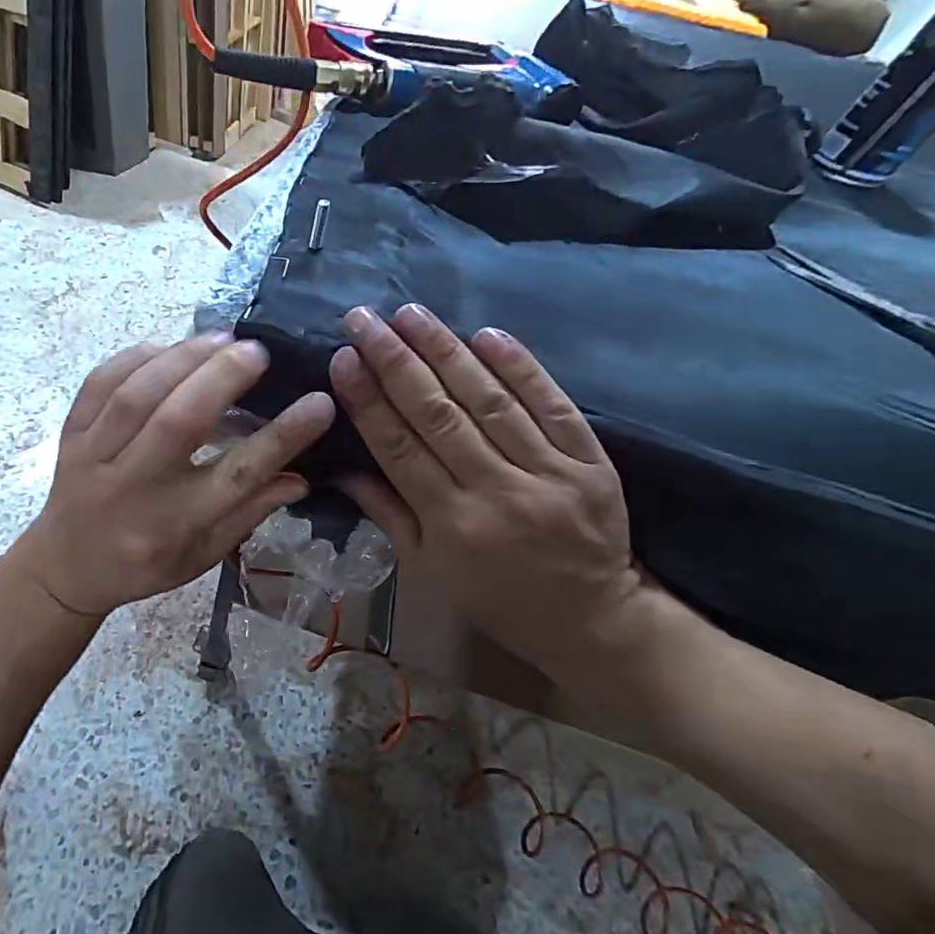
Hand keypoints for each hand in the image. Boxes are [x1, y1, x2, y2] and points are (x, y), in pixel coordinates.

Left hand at [15, 332, 335, 617]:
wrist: (66, 566)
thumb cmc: (144, 565)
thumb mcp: (202, 554)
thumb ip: (249, 513)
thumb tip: (302, 476)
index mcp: (173, 524)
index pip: (238, 475)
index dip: (283, 436)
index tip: (320, 403)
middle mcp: (133, 488)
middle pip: (180, 421)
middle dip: (223, 377)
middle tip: (258, 351)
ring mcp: (94, 457)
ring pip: (138, 395)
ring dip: (183, 357)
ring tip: (221, 338)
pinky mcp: (71, 434)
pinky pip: (100, 383)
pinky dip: (135, 357)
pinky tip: (167, 347)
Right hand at [328, 304, 645, 673]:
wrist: (590, 620)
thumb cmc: (496, 599)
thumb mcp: (429, 569)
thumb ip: (388, 514)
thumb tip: (343, 469)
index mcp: (452, 524)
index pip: (399, 448)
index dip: (368, 400)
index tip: (344, 357)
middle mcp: (497, 493)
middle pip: (438, 414)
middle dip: (395, 361)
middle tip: (364, 319)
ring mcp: (548, 473)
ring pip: (490, 401)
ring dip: (447, 351)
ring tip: (411, 313)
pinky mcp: (590, 462)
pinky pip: (552, 405)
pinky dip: (520, 367)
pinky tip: (486, 333)